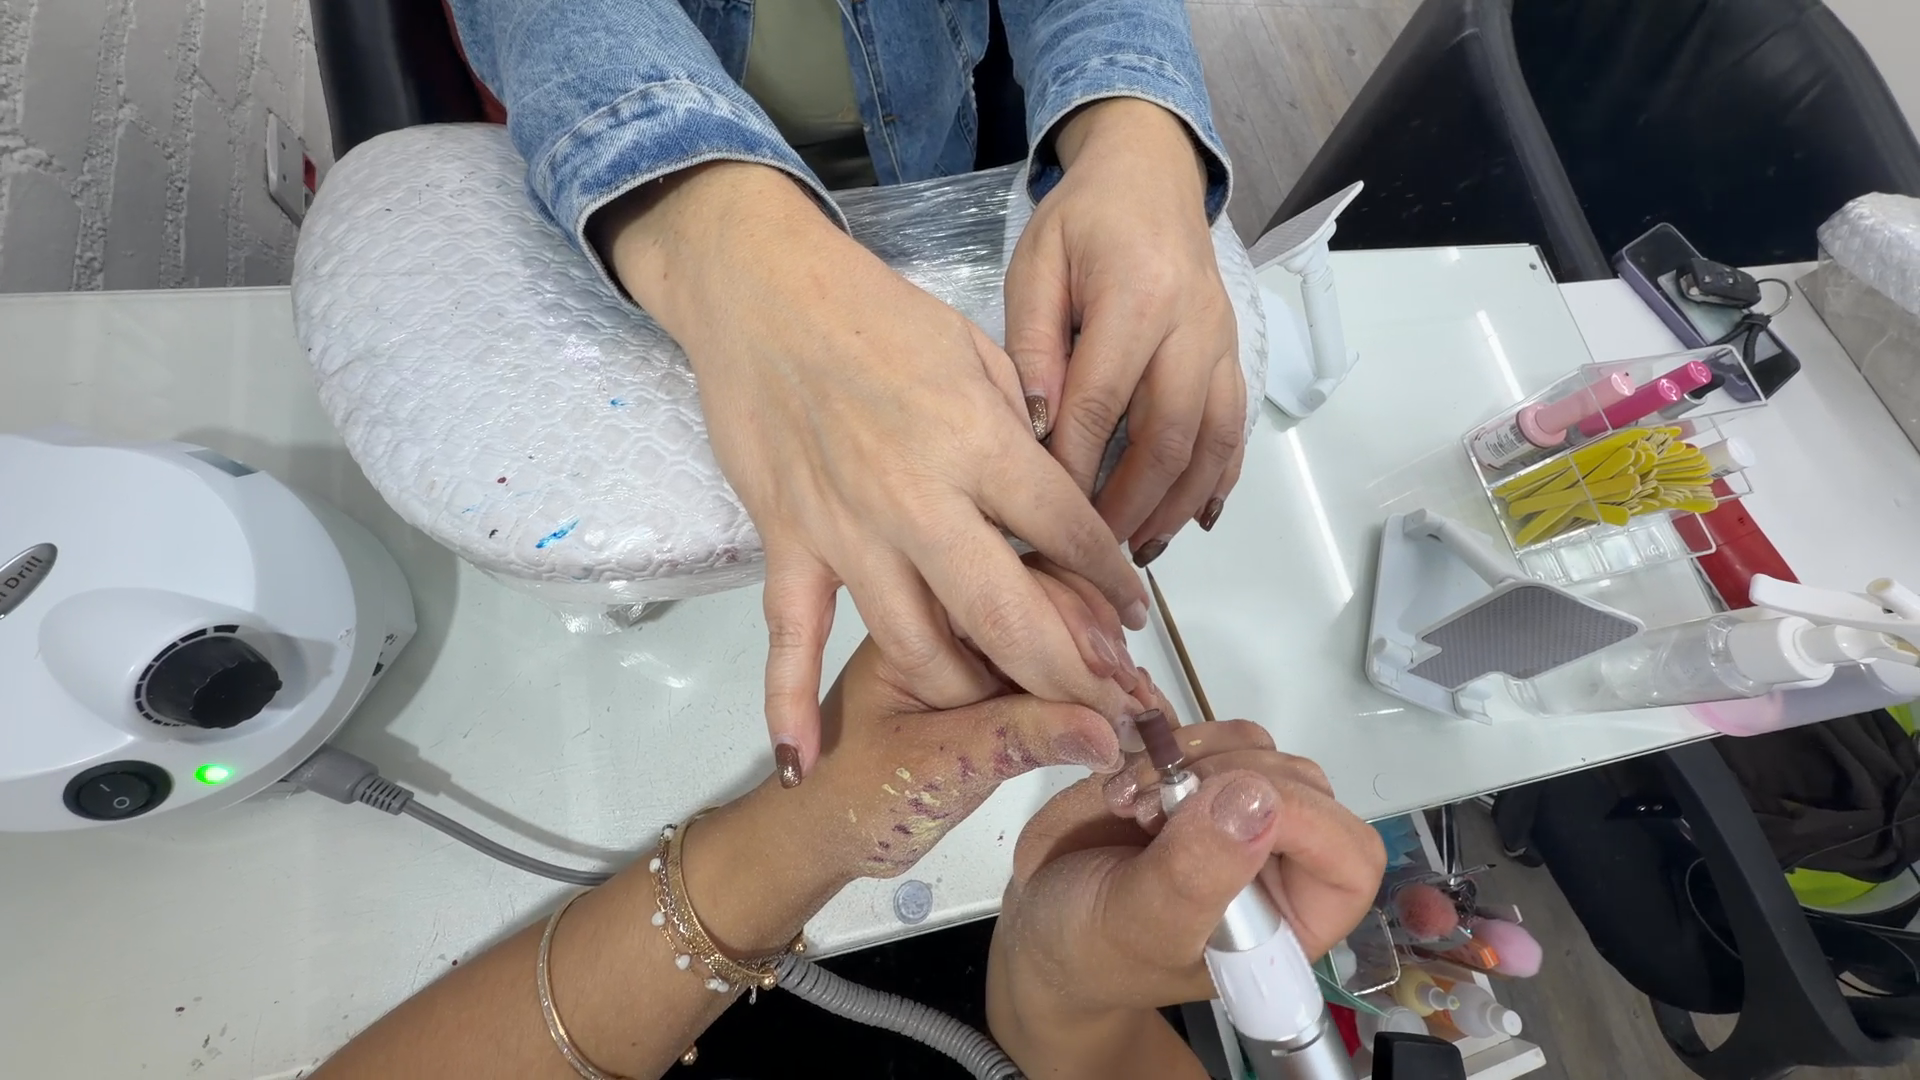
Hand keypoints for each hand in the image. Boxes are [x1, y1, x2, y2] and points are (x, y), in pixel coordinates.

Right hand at [595, 163, 1150, 784]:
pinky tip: (803, 762)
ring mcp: (847, 531)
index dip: (1113, 581)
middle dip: (1069, 672)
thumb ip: (1019, 430)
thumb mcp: (975, 352)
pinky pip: (789, 634)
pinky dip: (789, 701)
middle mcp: (919, 499)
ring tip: (1011, 711)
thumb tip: (1053, 493)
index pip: (1068, 530)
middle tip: (1107, 703)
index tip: (1132, 616)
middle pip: (1008, 613)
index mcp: (977, 440)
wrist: (763, 293)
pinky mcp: (788, 544)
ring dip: (972, 693)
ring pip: (917, 644)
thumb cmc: (879, 314)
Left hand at [686, 617, 1124, 957]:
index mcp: (916, 615)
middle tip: (1135, 691)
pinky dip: (1087, 678)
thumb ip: (1013, 740)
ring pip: (1051, 617)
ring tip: (1139, 696)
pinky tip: (1122, 700)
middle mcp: (948, 611)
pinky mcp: (991, 670)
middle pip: (1038, 590)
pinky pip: (1047, 657)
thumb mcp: (932, 768)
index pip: (1004, 593)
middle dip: (1093, 638)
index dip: (1069, 634)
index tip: (1116, 686)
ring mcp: (972, 638)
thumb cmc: (857, 794)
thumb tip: (1107, 730)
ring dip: (1098, 654)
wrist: (828, 825)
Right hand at [985, 715, 1382, 1077]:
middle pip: (1302, 785)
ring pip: (1256, 747)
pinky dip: (1168, 740)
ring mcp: (1232, 808)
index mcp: (1288, 919)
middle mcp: (1274, 859)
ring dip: (1188, 758)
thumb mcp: (1140, 922)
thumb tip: (1256, 799)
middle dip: (1225, 781)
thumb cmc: (1092, 943)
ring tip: (1127, 799)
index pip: (1345, 855)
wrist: (1040, 914)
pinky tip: (1123, 781)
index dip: (1300, 819)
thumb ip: (1196, 872)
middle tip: (1149, 811)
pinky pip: (1211, 731)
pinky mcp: (1192, 771)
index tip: (1215, 809)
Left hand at [1005, 98, 1245, 565]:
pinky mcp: (1234, 356)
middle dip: (1131, 502)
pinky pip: (1235, 427)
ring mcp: (1223, 344)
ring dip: (1177, 503)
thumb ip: (1034, 344)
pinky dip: (1219, 479)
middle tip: (1095, 550)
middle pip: (1167, 434)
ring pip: (1210, 441)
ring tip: (1142, 549)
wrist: (1151, 178)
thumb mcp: (1036, 268)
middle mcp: (1194, 326)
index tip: (1047, 514)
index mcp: (1136, 297)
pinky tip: (1197, 517)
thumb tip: (1040, 428)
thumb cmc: (1082, 221)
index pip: (1101, 401)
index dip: (1075, 465)